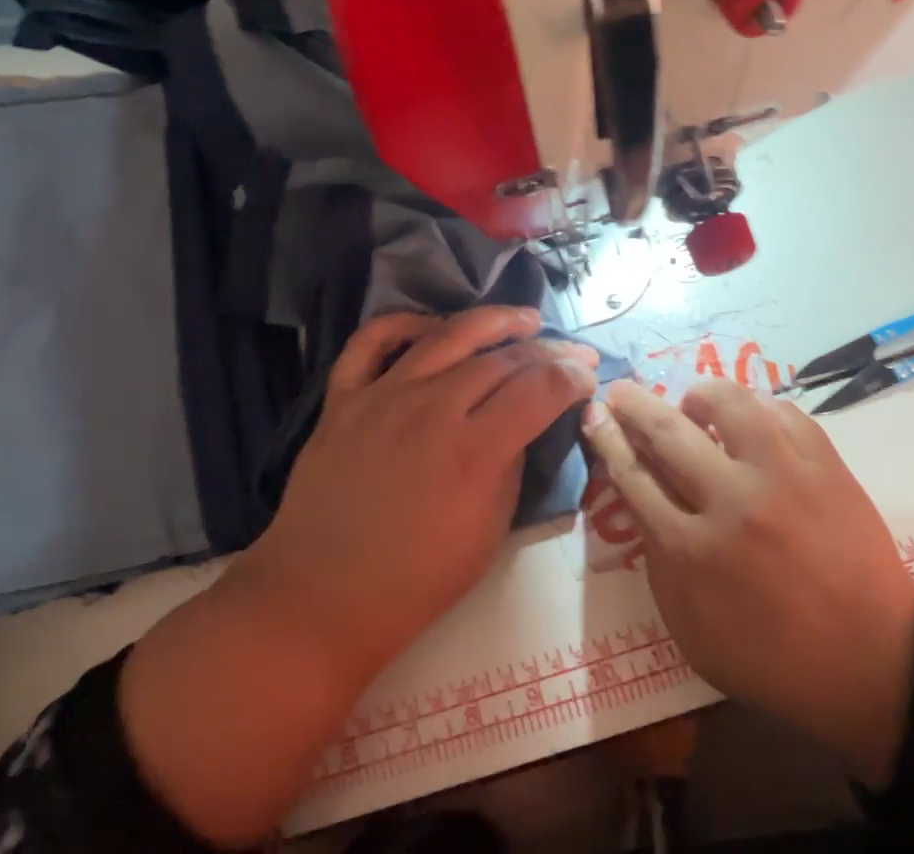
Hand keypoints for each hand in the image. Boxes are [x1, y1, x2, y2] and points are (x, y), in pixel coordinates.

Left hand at [224, 306, 600, 672]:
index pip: (541, 388)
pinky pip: (373, 342)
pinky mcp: (343, 399)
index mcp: (473, 452)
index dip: (574, 377)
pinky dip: (406, 324)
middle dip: (549, 352)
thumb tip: (521, 424)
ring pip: (447, 336)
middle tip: (572, 355)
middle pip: (503, 359)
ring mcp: (382, 397)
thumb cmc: (418, 580)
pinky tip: (435, 326)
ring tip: (524, 319)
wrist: (323, 595)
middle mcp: (431, 409)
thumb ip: (510, 466)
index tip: (589, 378)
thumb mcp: (489, 531)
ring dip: (494, 322)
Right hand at [582, 380, 913, 785]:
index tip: (596, 416)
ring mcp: (785, 476)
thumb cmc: (771, 657)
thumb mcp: (691, 628)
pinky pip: (785, 412)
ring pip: (731, 403)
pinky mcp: (827, 465)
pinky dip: (759, 409)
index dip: (607, 440)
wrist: (870, 660)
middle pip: (669, 431)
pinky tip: (751, 422)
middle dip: (633, 404)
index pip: (634, 476)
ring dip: (700, 395)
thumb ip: (659, 562)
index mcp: (691, 550)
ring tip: (693, 404)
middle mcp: (732, 501)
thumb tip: (642, 500)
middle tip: (620, 390)